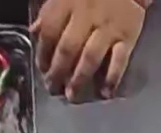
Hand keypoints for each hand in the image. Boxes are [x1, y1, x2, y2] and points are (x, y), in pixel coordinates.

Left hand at [31, 0, 145, 101]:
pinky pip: (119, 61)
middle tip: (53, 89)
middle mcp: (86, 13)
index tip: (42, 70)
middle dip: (58, 72)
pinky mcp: (127, 36)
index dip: (43, 53)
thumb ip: (50, 10)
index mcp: (68, 0)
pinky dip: (112, 79)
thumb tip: (34, 31)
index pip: (50, 30)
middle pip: (68, 48)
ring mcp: (107, 26)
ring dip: (79, 80)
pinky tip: (105, 93)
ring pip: (90, 57)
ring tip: (72, 96)